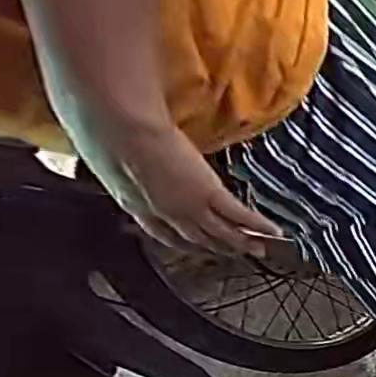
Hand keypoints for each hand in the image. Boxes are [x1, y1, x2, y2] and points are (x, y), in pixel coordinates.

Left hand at [73, 118, 285, 255]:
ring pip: (223, 233)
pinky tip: (274, 231)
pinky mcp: (209, 193)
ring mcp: (190, 206)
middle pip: (200, 239)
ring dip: (244, 242)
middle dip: (221, 248)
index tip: (201, 247)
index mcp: (136, 205)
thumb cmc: (100, 129)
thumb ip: (118, 163)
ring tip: (260, 247)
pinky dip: (259, 226)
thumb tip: (116, 151)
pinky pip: (240, 215)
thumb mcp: (103, 153)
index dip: (187, 244)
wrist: (115, 124)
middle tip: (239, 252)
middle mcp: (167, 214)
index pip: (166, 235)